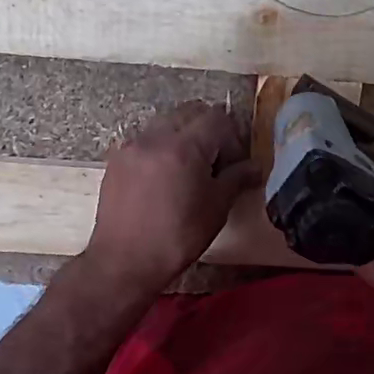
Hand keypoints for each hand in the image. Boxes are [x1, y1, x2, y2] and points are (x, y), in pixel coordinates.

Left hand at [83, 102, 259, 293]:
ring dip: (183, 135)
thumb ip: (237, 178)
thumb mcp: (216, 208)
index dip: (232, 136)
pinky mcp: (117, 158)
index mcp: (185, 146)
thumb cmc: (178, 237)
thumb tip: (256, 166)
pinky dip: (161, 147)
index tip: (232, 162)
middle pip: (190, 111)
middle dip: (208, 129)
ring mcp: (133, 145)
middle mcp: (156, 136)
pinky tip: (163, 177)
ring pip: (166, 122)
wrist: (124, 261)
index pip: (217, 117)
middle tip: (214, 160)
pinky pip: (146, 138)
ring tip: (187, 168)